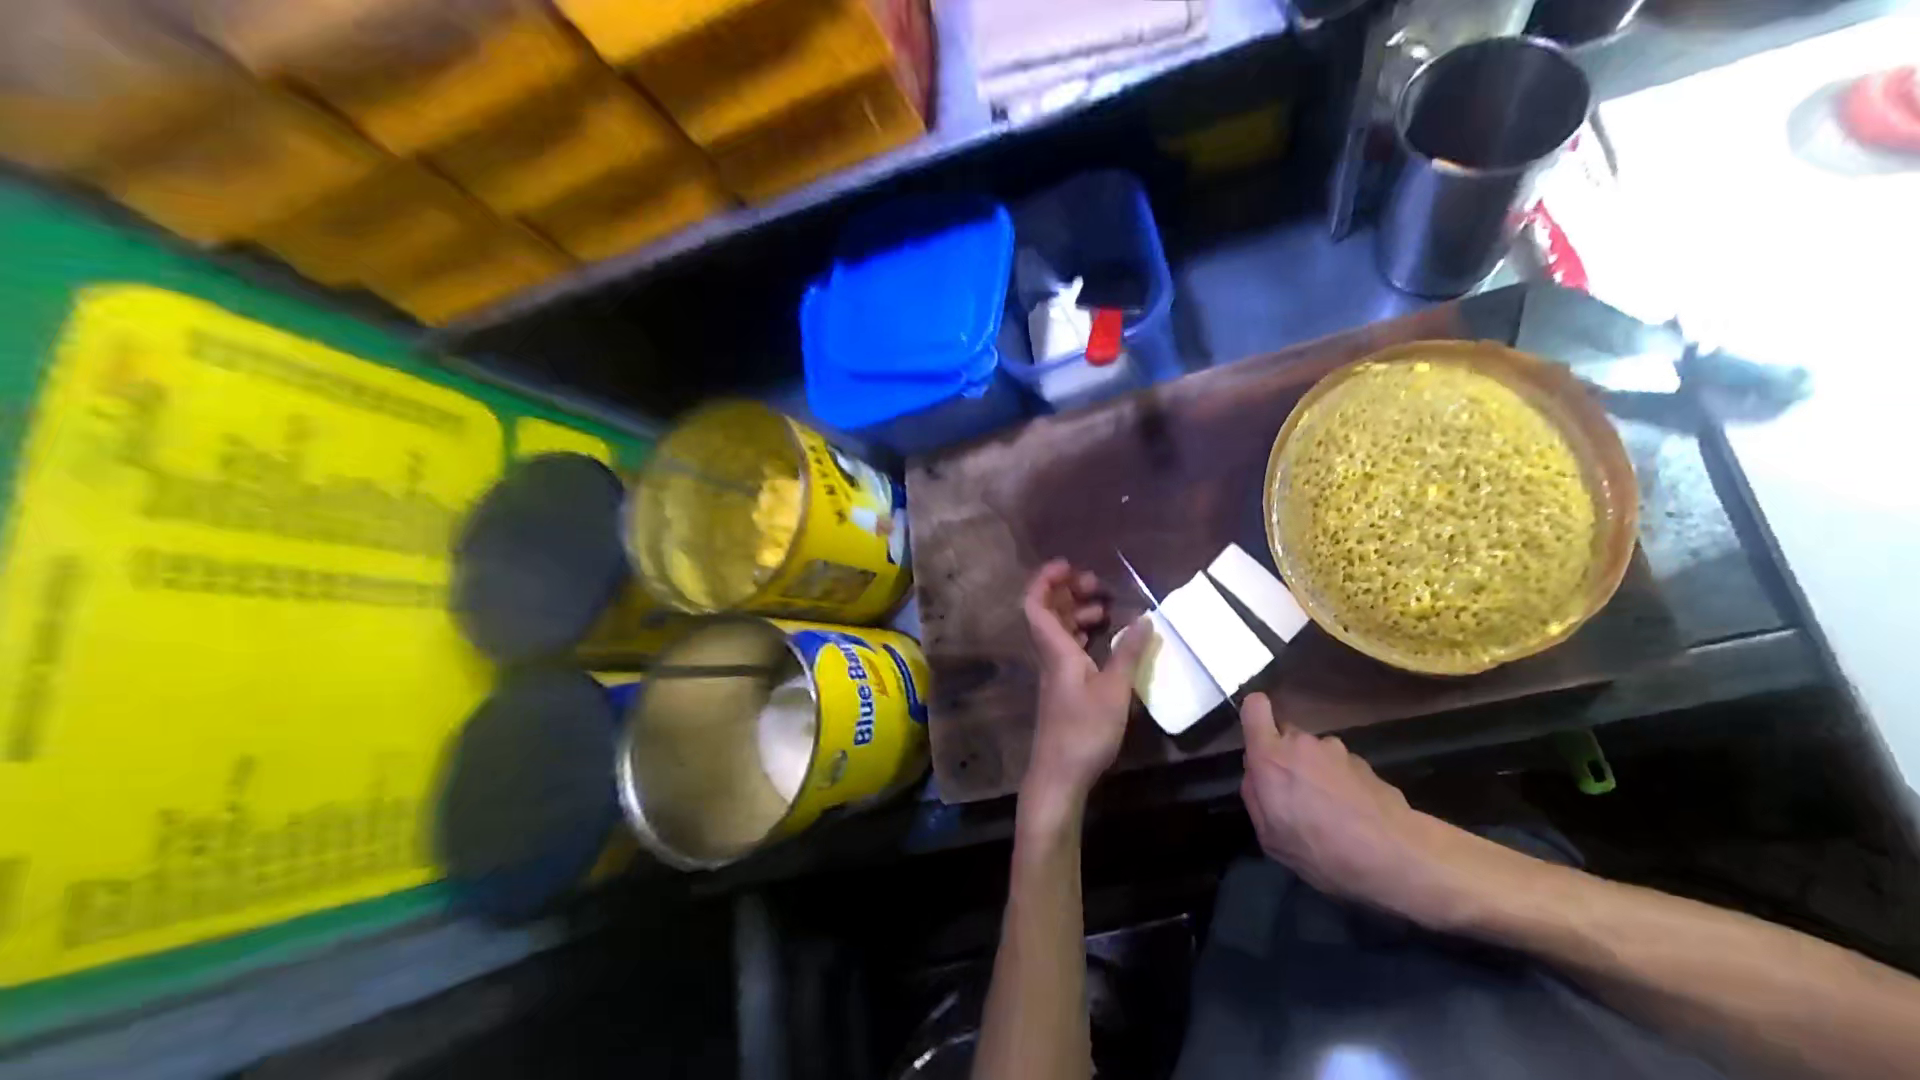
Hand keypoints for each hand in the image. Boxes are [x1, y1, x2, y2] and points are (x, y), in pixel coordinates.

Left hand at [1022, 559, 1151, 805]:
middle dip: (1068, 591)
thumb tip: (1145, 618)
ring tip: (1107, 608)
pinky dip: (1082, 635)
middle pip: (1047, 612)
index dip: (1046, 580)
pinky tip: (1103, 638)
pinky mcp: (1062, 688)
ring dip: (1076, 612)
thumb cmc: (1084, 731)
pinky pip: (1067, 647)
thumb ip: (1129, 653)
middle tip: (1098, 585)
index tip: (1070, 565)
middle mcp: (1050, 656)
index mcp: (1055, 650)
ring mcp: (1055, 672)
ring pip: (1058, 630)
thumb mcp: (1115, 690)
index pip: (1036, 605)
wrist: (1059, 775)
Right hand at [1238, 693, 1487, 928]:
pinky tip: (1355, 816)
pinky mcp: (1367, 765)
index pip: (1256, 707)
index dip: (1255, 715)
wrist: (1397, 857)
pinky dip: (1344, 786)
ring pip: (1317, 754)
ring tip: (1332, 813)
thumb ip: (1255, 797)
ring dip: (1318, 774)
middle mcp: (1302, 744)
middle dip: (1289, 759)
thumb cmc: (1321, 850)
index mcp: (1270, 757)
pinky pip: (1343, 769)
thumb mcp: (1271, 837)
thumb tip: (1255, 776)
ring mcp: (1338, 751)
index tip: (1259, 737)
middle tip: (1298, 796)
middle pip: (1287, 737)